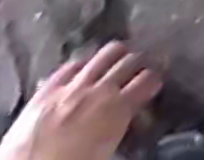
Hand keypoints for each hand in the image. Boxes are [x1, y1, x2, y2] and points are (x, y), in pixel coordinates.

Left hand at [0, 42, 162, 159]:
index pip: (148, 80)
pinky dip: (83, 63)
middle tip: (143, 64)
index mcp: (117, 109)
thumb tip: (130, 121)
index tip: (156, 79)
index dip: (156, 77)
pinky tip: (85, 68)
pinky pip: (71, 65)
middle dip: (141, 60)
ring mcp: (72, 87)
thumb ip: (120, 130)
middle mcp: (100, 90)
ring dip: (118, 53)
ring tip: (120, 56)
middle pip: (130, 60)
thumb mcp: (104, 154)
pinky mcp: (46, 90)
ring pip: (105, 54)